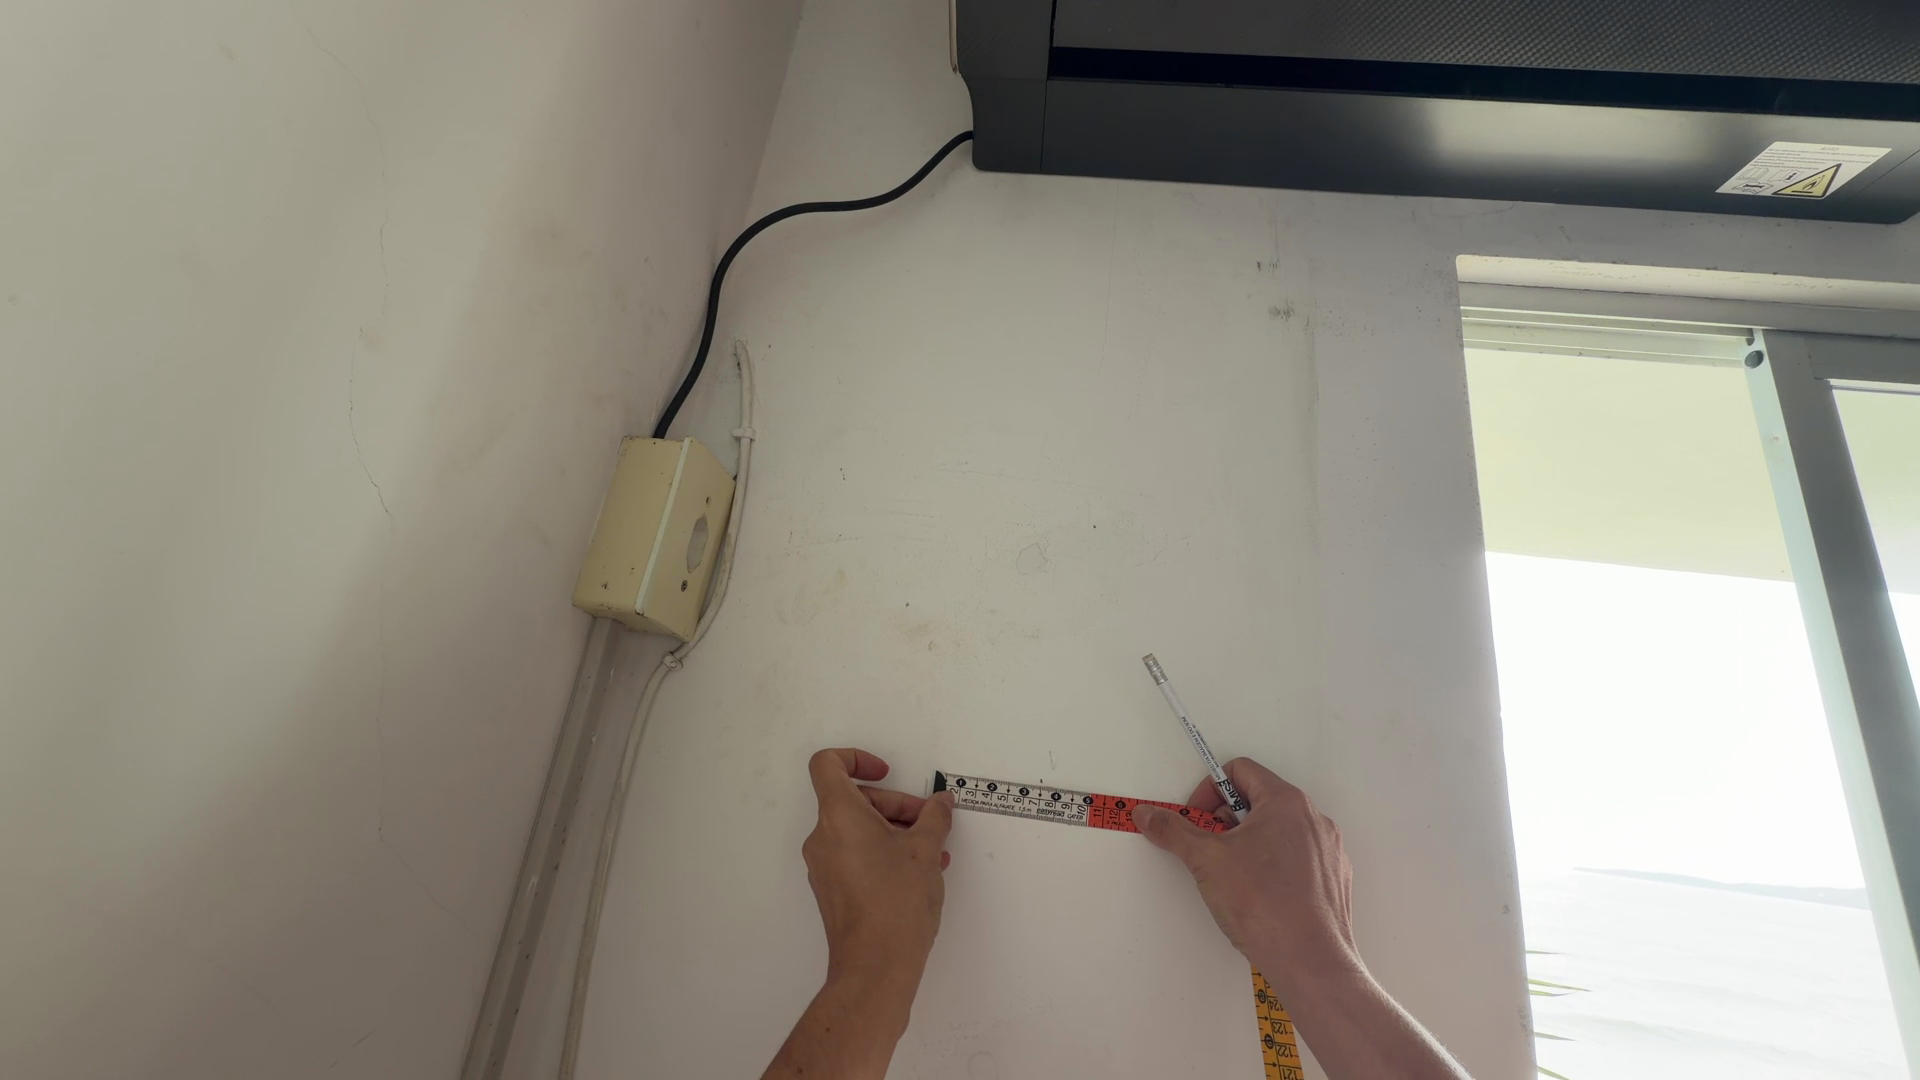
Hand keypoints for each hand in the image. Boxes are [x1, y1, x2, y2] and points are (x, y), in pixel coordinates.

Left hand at [801, 748, 954, 989]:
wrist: (874, 970)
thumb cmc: (896, 901)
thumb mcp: (925, 850)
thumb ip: (934, 817)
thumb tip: (941, 803)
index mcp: (838, 816)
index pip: (828, 764)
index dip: (857, 758)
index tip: (887, 774)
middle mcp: (823, 837)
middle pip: (853, 799)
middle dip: (895, 804)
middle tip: (928, 821)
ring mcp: (824, 866)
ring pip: (858, 829)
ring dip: (895, 830)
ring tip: (933, 850)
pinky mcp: (833, 891)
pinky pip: (856, 854)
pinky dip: (884, 851)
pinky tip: (918, 871)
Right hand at [1130, 758, 1360, 996]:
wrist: (1311, 966)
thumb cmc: (1262, 904)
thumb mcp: (1205, 860)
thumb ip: (1173, 830)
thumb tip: (1146, 814)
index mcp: (1285, 802)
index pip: (1240, 770)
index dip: (1209, 790)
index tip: (1197, 820)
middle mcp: (1313, 819)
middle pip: (1259, 799)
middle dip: (1227, 819)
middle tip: (1211, 848)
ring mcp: (1328, 850)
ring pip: (1278, 829)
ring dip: (1250, 841)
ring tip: (1234, 874)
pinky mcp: (1335, 880)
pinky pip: (1298, 856)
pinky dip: (1274, 864)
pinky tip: (1261, 894)